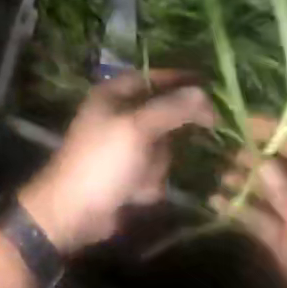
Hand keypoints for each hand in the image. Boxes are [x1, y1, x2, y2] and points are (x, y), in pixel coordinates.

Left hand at [17, 72, 215, 252]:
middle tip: (183, 147)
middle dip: (168, 138)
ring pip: (163, 146)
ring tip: (139, 176)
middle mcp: (118, 113)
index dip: (179, 79)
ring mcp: (123, 144)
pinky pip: (154, 170)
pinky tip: (135, 193)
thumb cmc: (103, 160)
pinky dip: (149, 182)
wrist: (75, 211)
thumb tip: (201, 91)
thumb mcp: (137, 128)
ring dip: (157, 164)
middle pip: (162, 115)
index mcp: (112, 94)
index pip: (152, 77)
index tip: (211, 84)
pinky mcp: (128, 171)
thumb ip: (171, 108)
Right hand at [223, 121, 286, 287]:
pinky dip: (241, 212)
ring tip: (216, 172)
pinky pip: (264, 226)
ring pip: (274, 198)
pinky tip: (216, 202)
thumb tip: (264, 160)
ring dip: (246, 183)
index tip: (245, 119)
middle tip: (221, 142)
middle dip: (259, 156)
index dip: (285, 134)